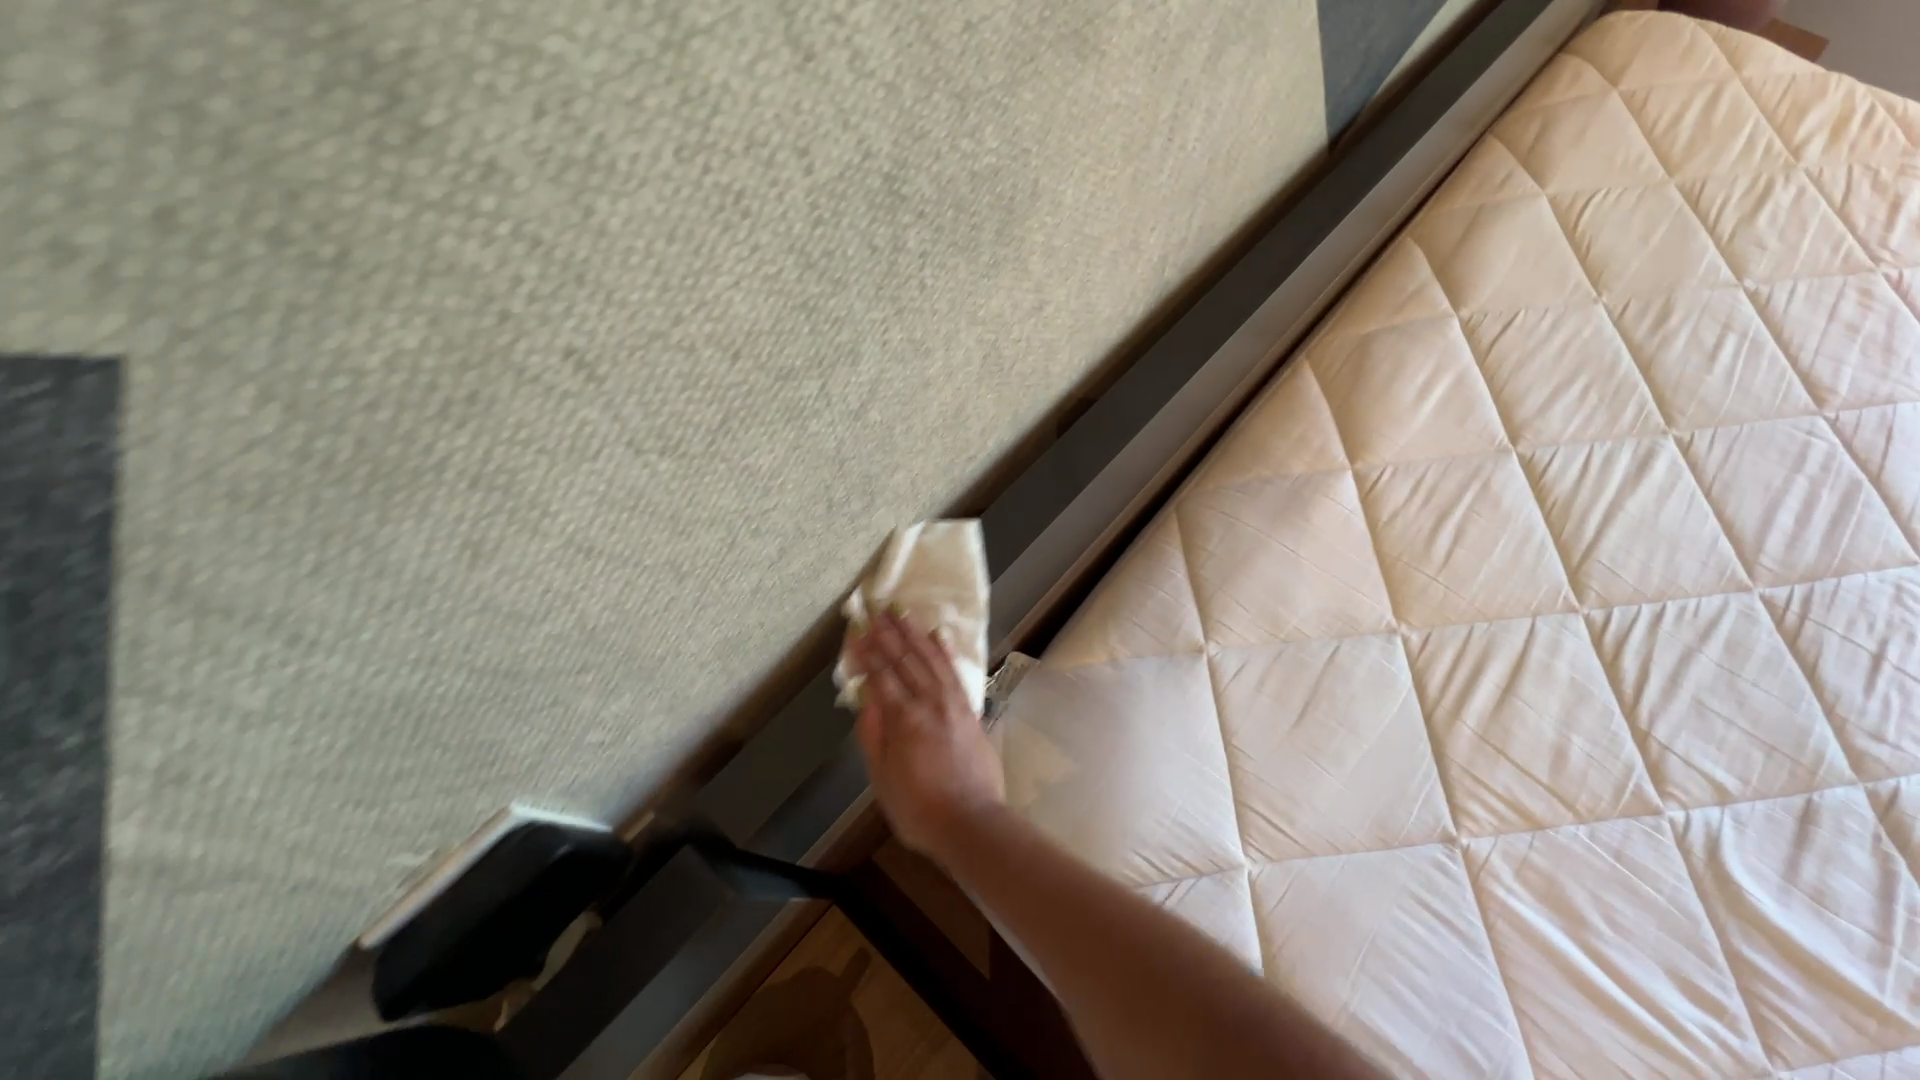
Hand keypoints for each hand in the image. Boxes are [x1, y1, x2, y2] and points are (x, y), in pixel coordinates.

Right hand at [850, 612, 1006, 862]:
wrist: (971, 822)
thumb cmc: (918, 808)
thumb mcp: (882, 777)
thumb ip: (873, 734)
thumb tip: (866, 697)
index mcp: (904, 719)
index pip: (881, 675)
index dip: (867, 653)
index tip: (856, 631)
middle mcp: (929, 702)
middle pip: (905, 660)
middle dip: (888, 634)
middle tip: (876, 610)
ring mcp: (953, 704)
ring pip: (931, 659)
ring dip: (914, 634)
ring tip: (902, 613)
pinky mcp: (970, 710)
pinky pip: (954, 672)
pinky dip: (944, 651)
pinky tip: (938, 635)